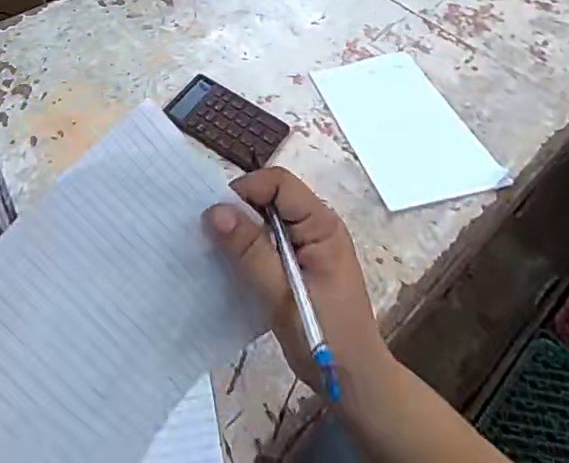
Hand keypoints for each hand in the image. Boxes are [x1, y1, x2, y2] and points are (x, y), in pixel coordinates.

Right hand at [202, 168, 392, 395]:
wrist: (357, 384)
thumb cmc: (326, 339)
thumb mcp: (283, 296)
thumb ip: (250, 251)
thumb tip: (215, 211)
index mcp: (322, 224)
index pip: (279, 183)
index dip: (246, 190)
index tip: (217, 216)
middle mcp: (318, 225)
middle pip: (272, 197)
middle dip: (240, 210)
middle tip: (211, 236)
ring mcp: (311, 243)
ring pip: (268, 218)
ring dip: (243, 231)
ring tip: (218, 252)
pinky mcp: (302, 262)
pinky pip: (271, 239)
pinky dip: (250, 248)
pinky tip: (235, 268)